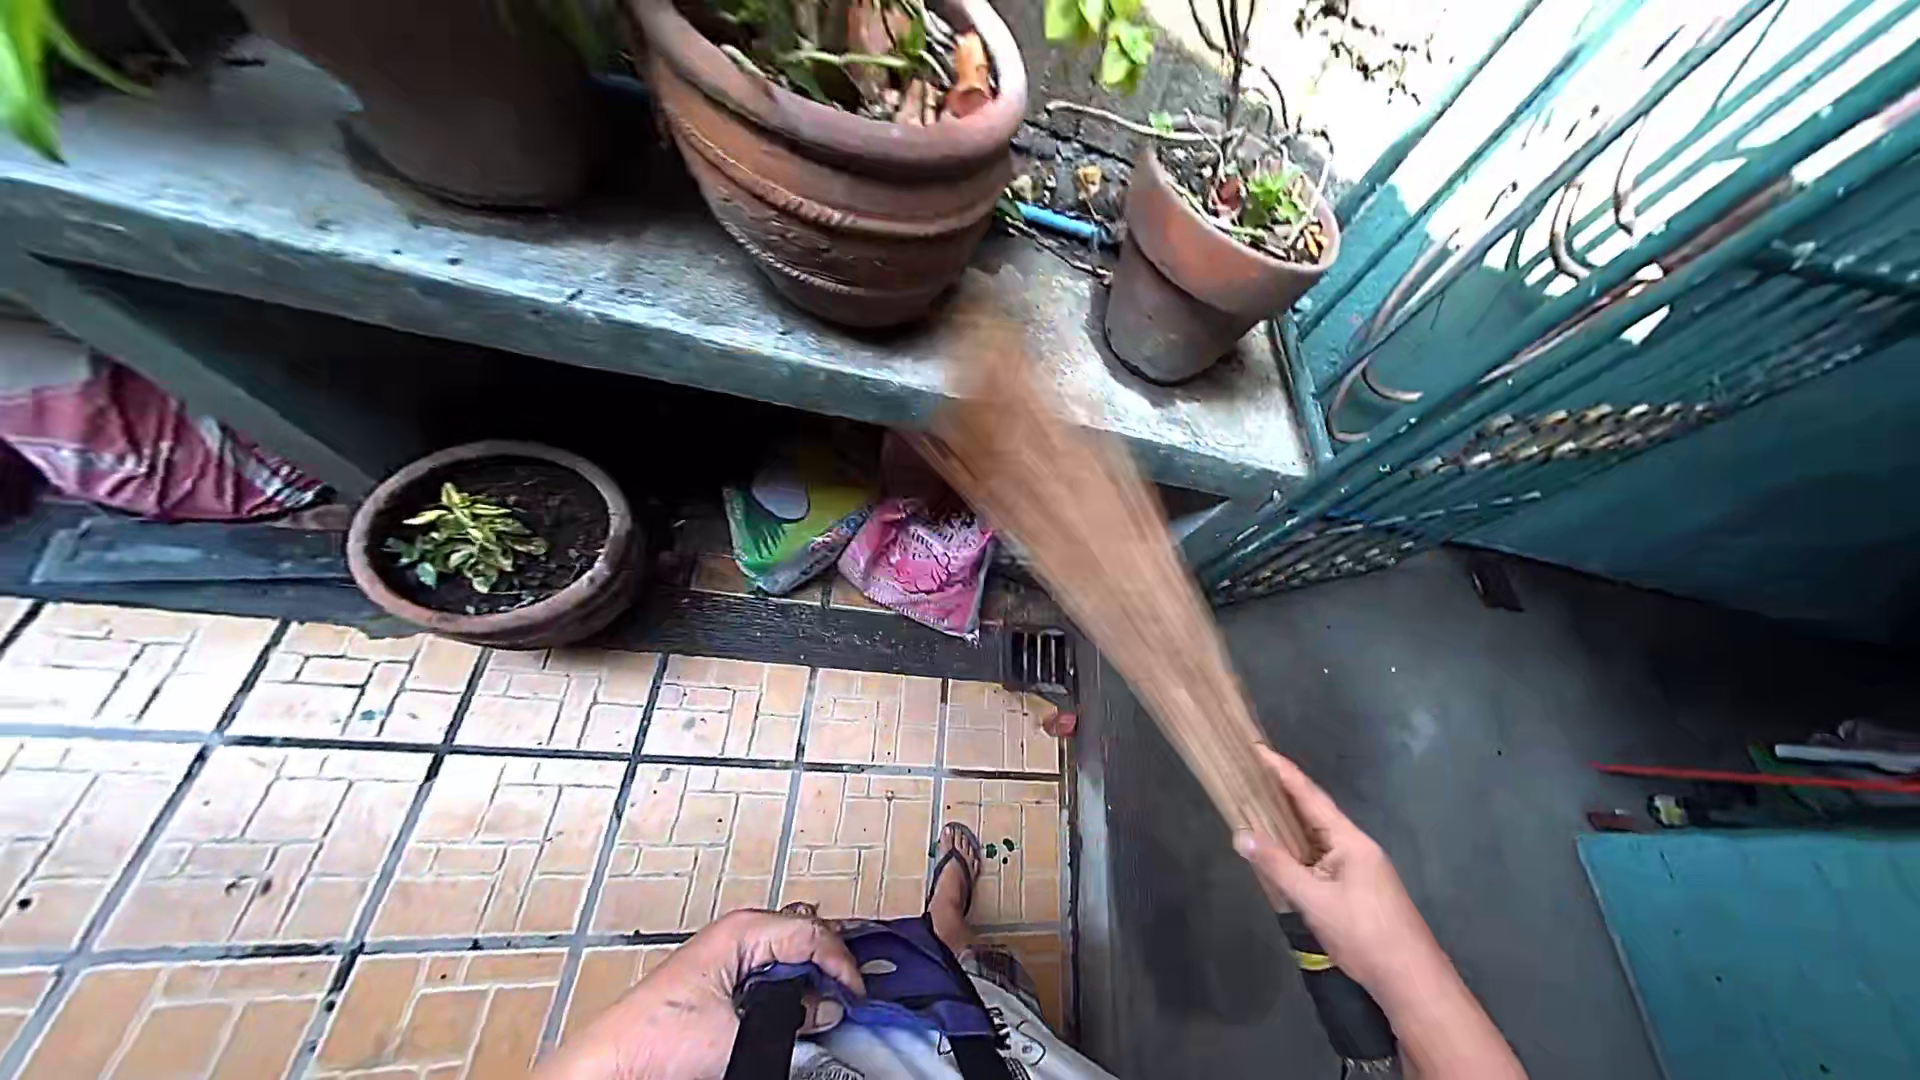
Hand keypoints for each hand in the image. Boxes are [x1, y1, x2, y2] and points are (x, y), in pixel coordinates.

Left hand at [537, 909, 866, 1079]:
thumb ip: (790, 1021)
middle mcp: (743, 931)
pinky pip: (775, 972)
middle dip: (829, 967)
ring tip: (828, 1010)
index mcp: (746, 929)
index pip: (812, 934)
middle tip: (850, 1001)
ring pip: (792, 955)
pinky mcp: (727, 977)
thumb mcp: (734, 1036)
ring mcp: (734, 952)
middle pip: (805, 937)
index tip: (858, 997)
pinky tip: (798, 1014)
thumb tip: (831, 1012)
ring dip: (812, 981)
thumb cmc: (657, 1041)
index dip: (841, 964)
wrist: (608, 1068)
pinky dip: (792, 990)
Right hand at [1232, 746, 1449, 1002]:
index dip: (1283, 772)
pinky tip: (1281, 848)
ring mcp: (1360, 867)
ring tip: (1258, 803)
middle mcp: (1356, 847)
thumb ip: (1276, 866)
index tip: (1258, 750)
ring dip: (1289, 818)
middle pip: (1314, 810)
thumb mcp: (1314, 901)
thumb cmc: (1365, 936)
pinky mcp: (1358, 886)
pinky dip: (1297, 842)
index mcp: (1350, 841)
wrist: (1414, 985)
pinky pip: (1320, 853)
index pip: (1310, 796)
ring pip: (1317, 833)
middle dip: (1283, 790)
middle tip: (1251, 772)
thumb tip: (1240, 835)